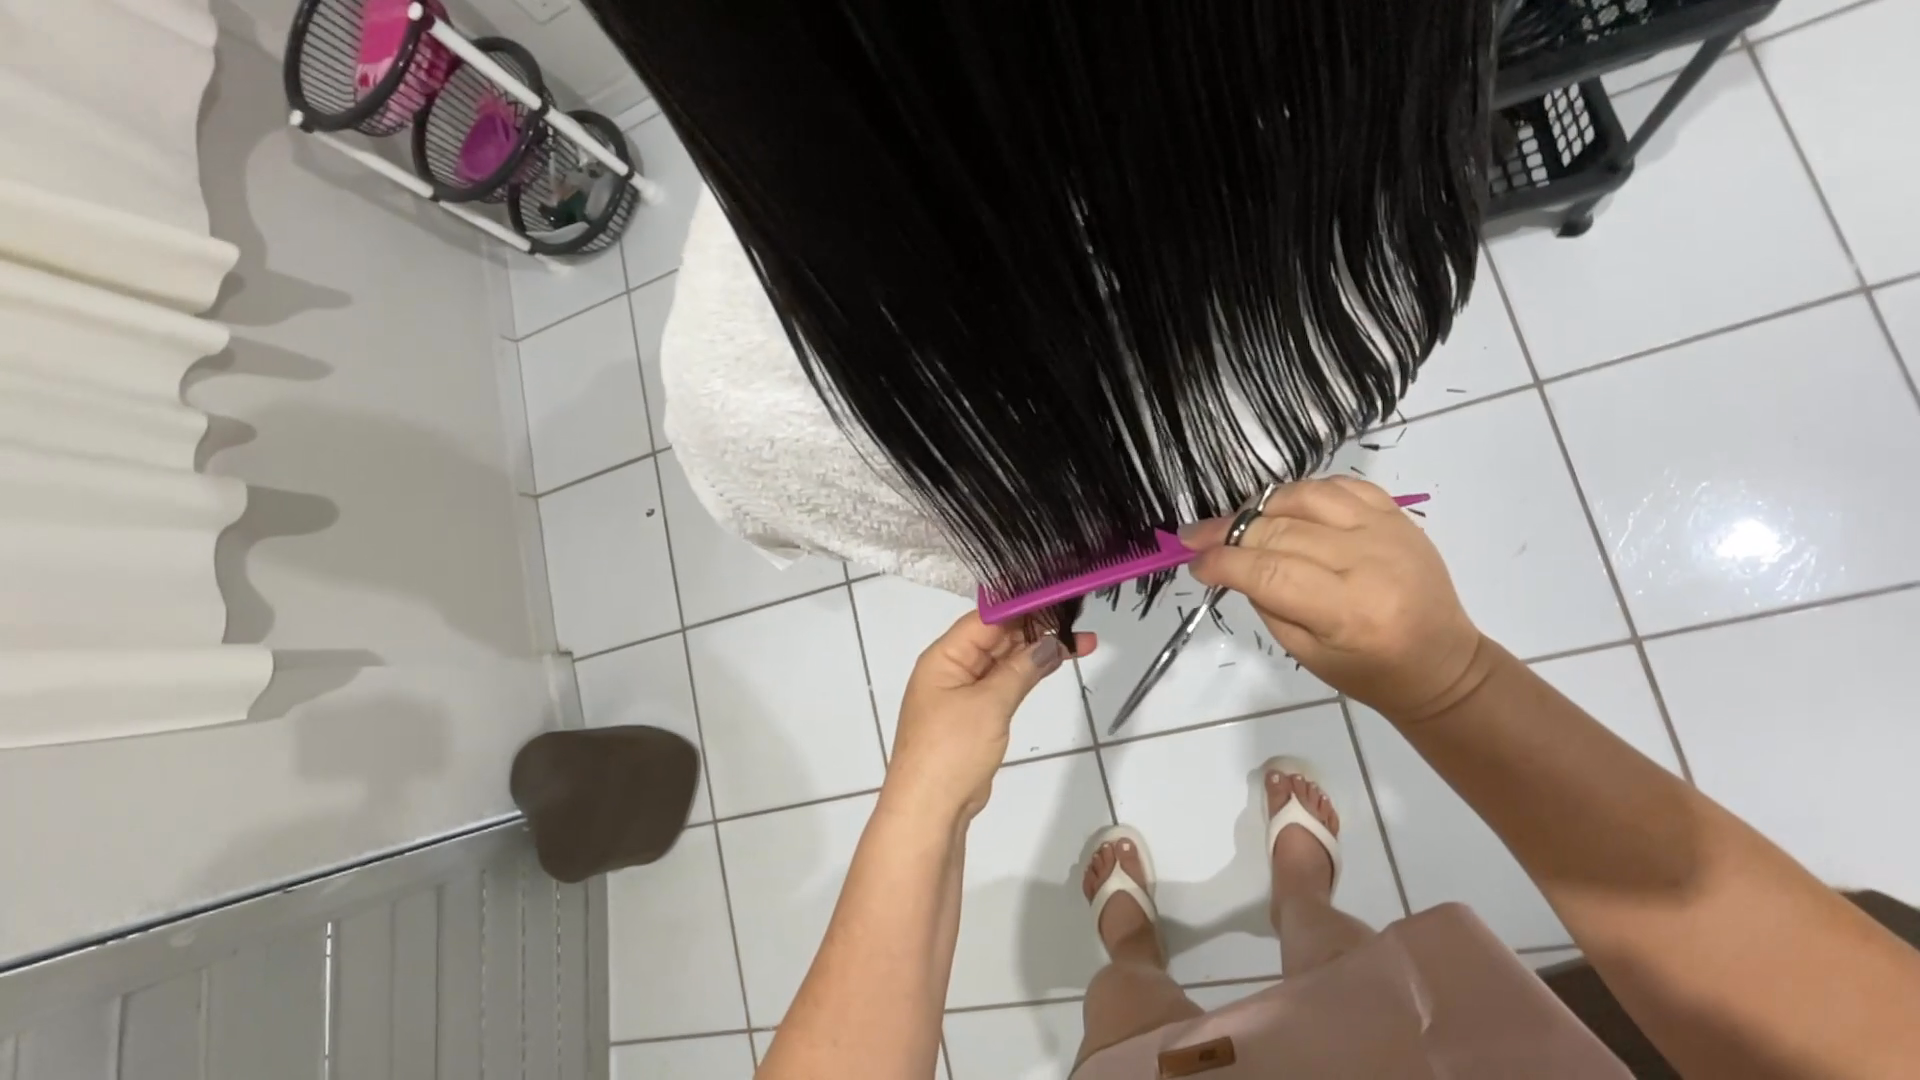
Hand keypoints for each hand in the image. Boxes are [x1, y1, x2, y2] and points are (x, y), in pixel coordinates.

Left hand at [886, 612, 1095, 823]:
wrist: (929, 810)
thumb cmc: (951, 750)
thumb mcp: (989, 704)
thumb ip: (1021, 670)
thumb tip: (1051, 643)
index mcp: (944, 657)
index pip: (986, 619)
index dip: (1023, 607)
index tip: (1059, 597)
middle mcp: (951, 669)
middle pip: (997, 638)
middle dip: (1036, 629)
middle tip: (1079, 620)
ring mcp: (963, 693)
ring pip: (1004, 661)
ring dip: (1037, 652)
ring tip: (1081, 641)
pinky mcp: (976, 716)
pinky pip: (1004, 684)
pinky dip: (1028, 675)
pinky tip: (1055, 663)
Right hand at [1183, 477, 1490, 724]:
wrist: (1441, 662)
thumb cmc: (1369, 671)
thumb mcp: (1305, 653)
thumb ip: (1267, 602)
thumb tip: (1231, 563)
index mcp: (1348, 610)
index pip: (1268, 571)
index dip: (1222, 562)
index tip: (1193, 563)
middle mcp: (1368, 561)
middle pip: (1279, 531)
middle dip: (1228, 533)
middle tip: (1194, 538)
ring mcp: (1386, 530)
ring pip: (1304, 497)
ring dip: (1261, 507)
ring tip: (1239, 524)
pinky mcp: (1396, 514)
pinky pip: (1338, 486)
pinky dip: (1302, 493)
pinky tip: (1283, 509)